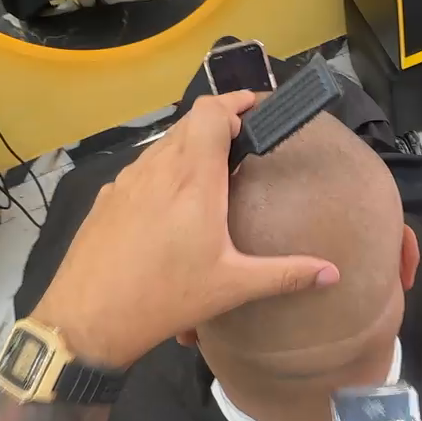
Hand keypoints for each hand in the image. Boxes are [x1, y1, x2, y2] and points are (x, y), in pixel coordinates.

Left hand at [32, 92, 339, 367]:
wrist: (89, 318)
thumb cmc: (167, 297)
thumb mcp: (233, 287)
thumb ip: (286, 275)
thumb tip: (333, 273)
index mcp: (193, 179)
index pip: (211, 112)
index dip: (234, 102)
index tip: (255, 108)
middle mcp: (158, 169)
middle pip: (188, 122)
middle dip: (217, 124)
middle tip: (243, 144)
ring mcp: (127, 182)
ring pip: (162, 145)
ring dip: (189, 147)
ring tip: (211, 174)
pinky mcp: (106, 199)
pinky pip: (141, 170)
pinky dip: (164, 171)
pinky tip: (170, 206)